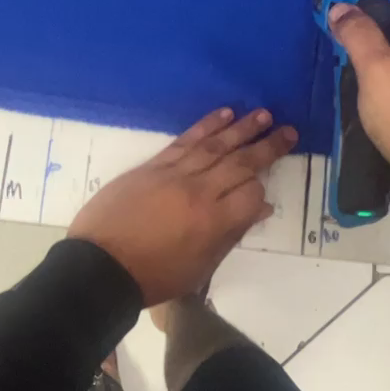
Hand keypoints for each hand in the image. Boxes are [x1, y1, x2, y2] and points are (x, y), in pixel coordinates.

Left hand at [70, 107, 297, 304]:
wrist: (100, 266)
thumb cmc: (152, 277)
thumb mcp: (199, 268)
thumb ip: (231, 235)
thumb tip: (259, 208)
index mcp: (213, 223)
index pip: (251, 194)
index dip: (261, 191)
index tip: (264, 190)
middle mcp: (199, 192)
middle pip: (240, 164)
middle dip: (267, 147)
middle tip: (289, 130)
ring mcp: (175, 174)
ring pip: (216, 145)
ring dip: (243, 128)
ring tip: (264, 113)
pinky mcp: (154, 165)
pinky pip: (186, 140)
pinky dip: (206, 126)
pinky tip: (224, 115)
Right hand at [326, 3, 389, 246]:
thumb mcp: (374, 67)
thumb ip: (357, 35)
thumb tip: (339, 5)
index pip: (387, 28)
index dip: (363, 39)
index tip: (343, 59)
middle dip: (368, 69)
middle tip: (348, 87)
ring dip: (377, 94)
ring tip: (359, 111)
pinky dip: (388, 113)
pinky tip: (378, 127)